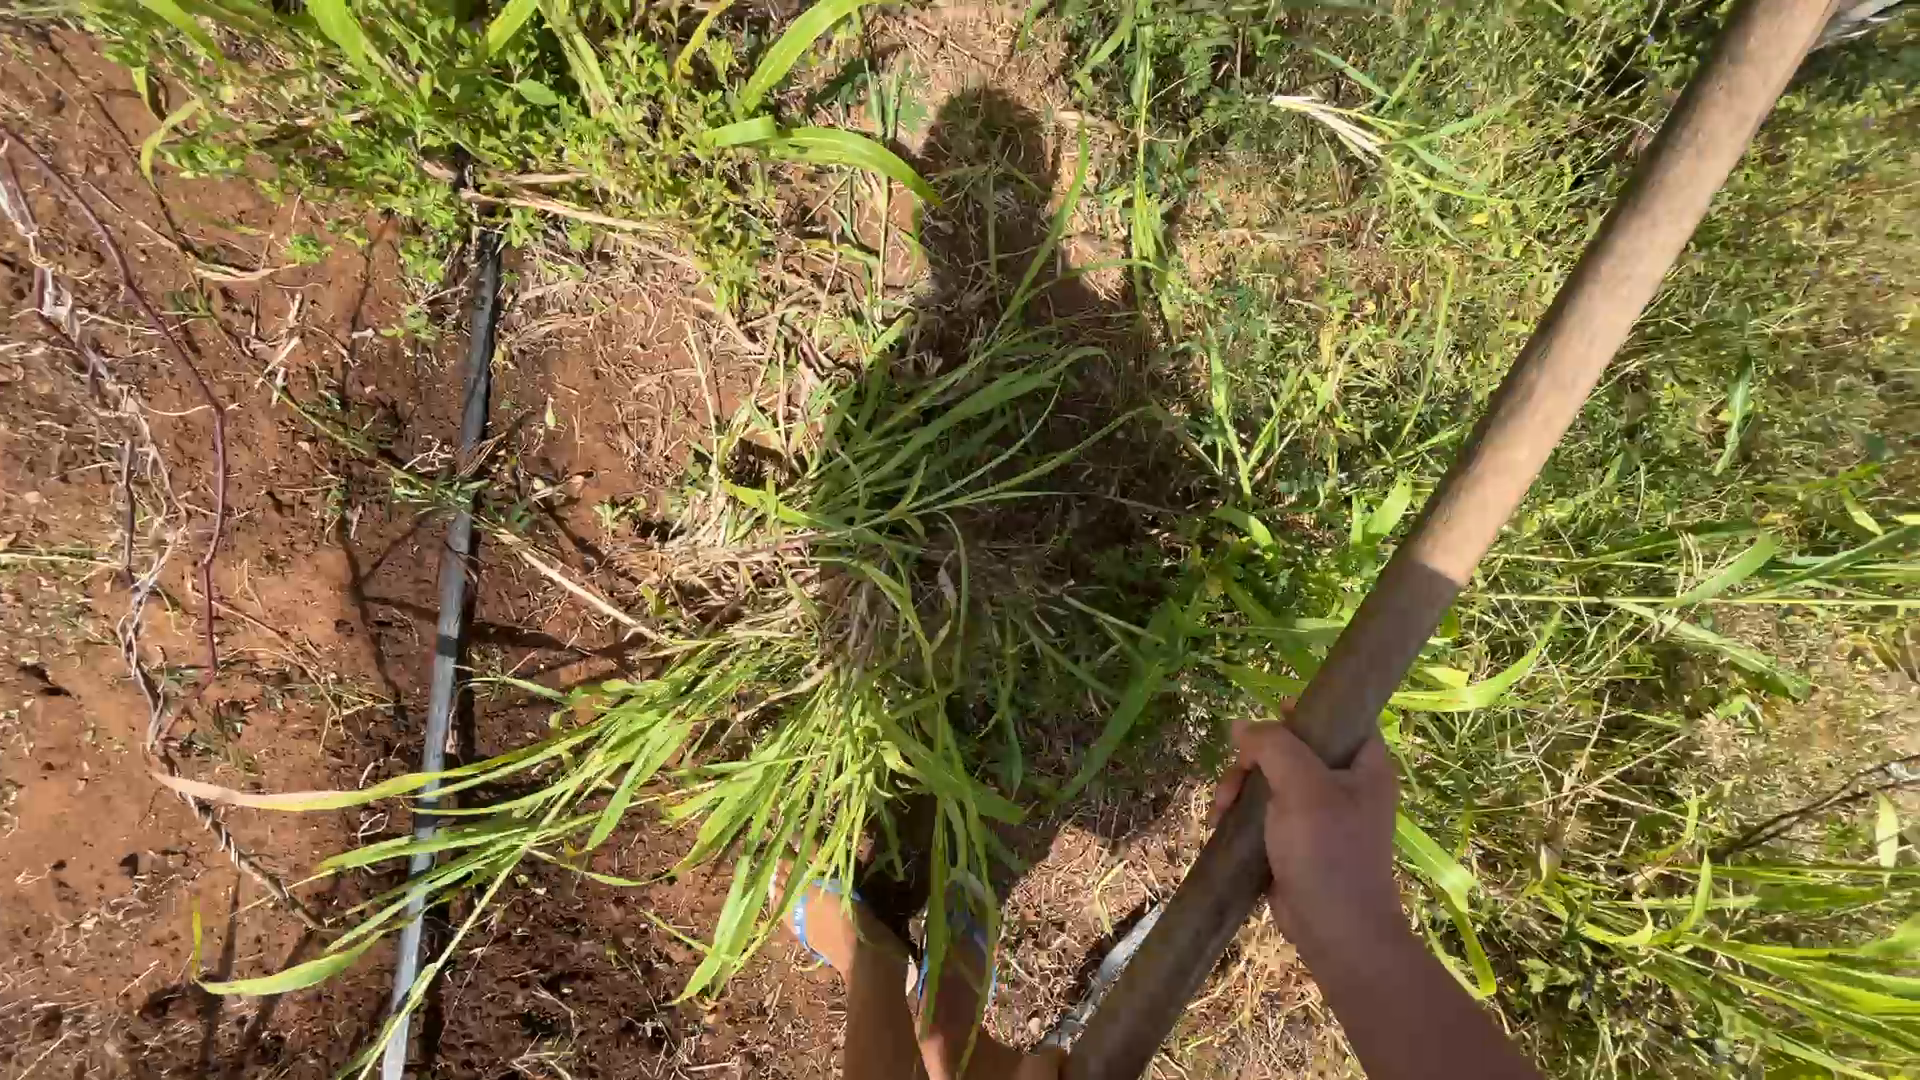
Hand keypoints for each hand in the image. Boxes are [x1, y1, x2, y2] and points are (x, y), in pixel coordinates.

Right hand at [1211, 709, 1402, 950]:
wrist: (1334, 930)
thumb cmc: (1328, 850)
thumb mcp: (1302, 786)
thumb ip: (1273, 745)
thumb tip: (1241, 727)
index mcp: (1364, 765)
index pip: (1339, 718)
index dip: (1305, 711)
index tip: (1269, 714)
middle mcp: (1345, 784)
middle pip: (1290, 747)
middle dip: (1253, 759)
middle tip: (1235, 776)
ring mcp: (1319, 812)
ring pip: (1269, 776)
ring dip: (1238, 786)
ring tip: (1220, 809)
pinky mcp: (1295, 836)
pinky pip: (1262, 808)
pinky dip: (1239, 811)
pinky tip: (1220, 823)